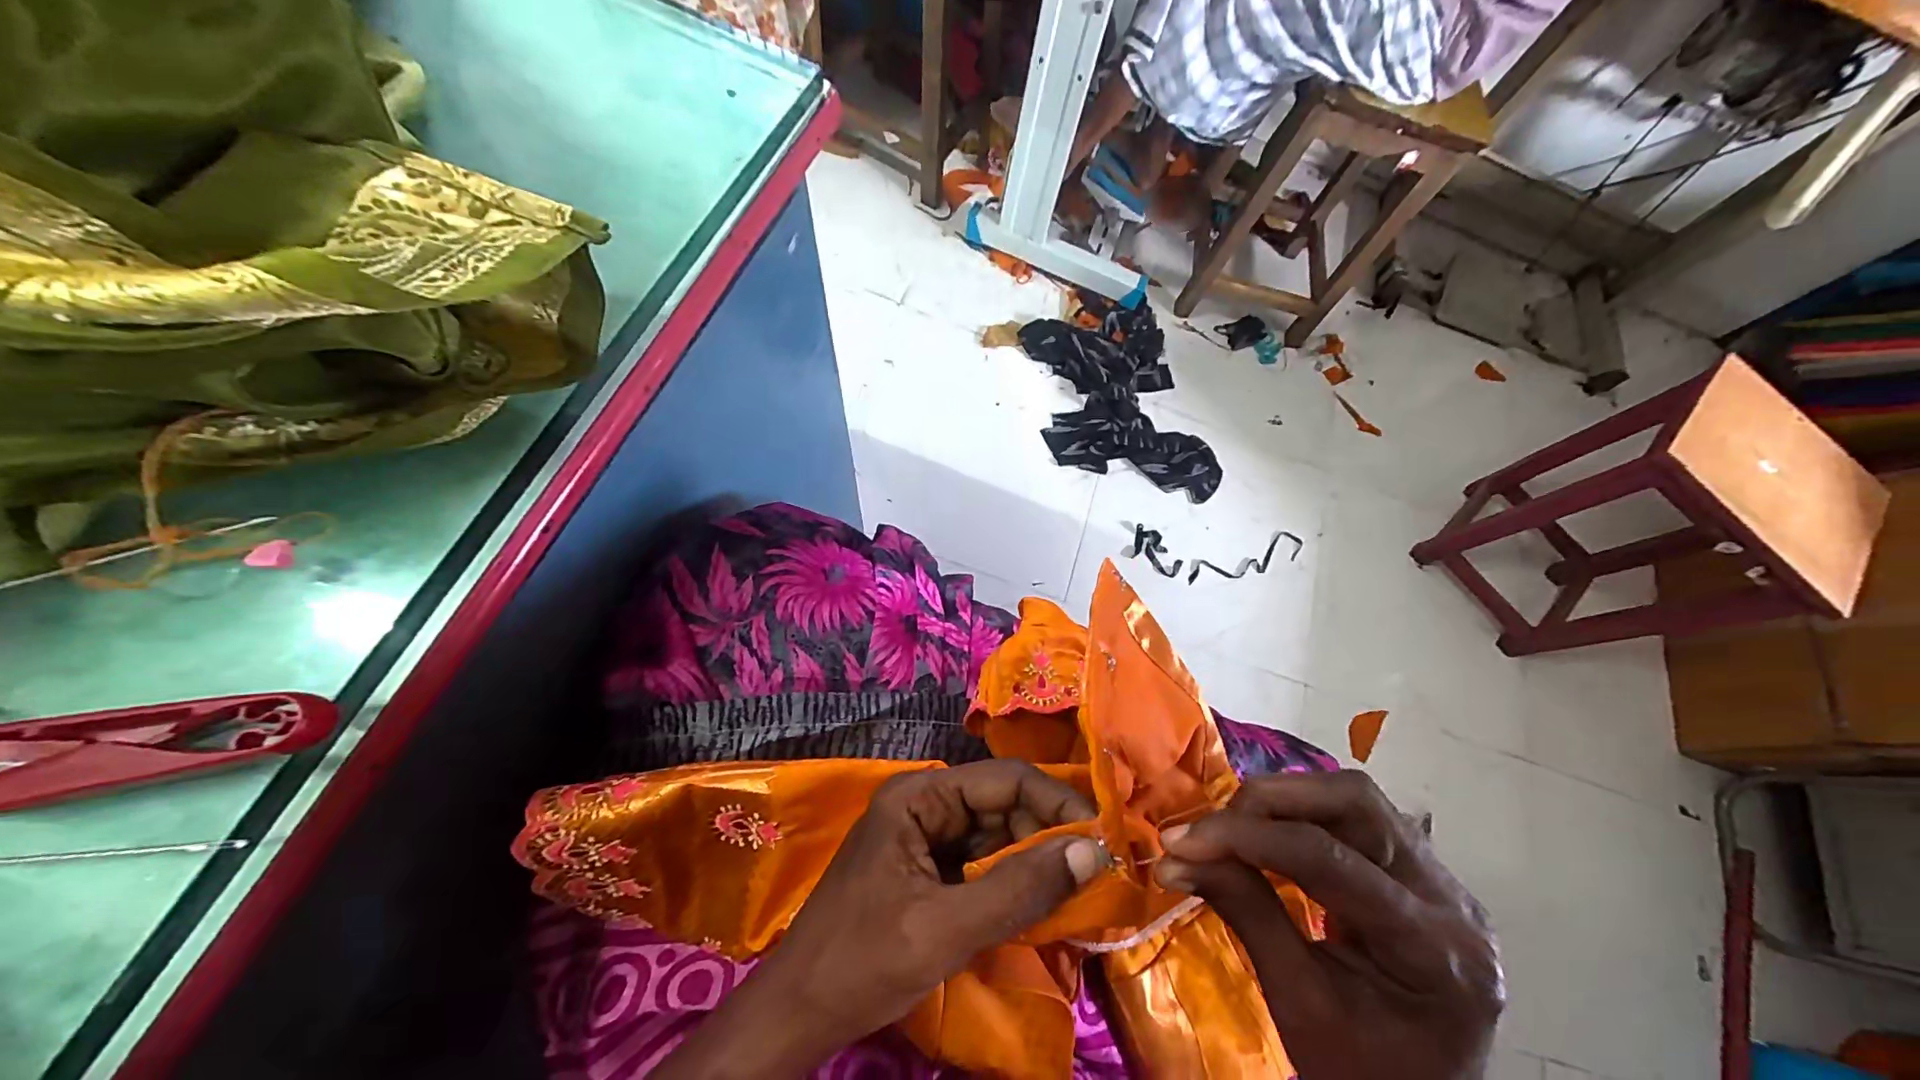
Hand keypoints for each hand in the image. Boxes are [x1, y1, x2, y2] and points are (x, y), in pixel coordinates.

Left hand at [656, 759, 1105, 1078]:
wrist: (797, 1014)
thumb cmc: (862, 962)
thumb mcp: (946, 928)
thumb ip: (1019, 888)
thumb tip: (1093, 850)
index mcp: (919, 796)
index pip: (1006, 779)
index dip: (1057, 804)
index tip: (1103, 840)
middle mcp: (924, 804)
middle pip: (1003, 805)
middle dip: (1047, 837)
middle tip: (1093, 877)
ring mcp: (924, 837)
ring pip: (997, 836)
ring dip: (1033, 863)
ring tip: (1074, 895)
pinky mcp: (927, 870)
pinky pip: (981, 864)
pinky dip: (1010, 883)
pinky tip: (1038, 907)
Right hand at [1155, 771, 1502, 1079]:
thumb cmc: (1360, 1071)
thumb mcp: (1299, 1006)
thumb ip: (1247, 915)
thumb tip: (1177, 856)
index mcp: (1433, 950)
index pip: (1328, 859)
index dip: (1246, 838)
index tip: (1180, 840)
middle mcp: (1453, 901)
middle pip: (1356, 803)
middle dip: (1272, 801)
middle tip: (1213, 826)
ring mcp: (1445, 884)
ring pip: (1358, 799)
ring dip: (1286, 800)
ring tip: (1234, 827)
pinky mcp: (1426, 876)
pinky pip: (1360, 819)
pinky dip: (1304, 814)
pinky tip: (1270, 835)